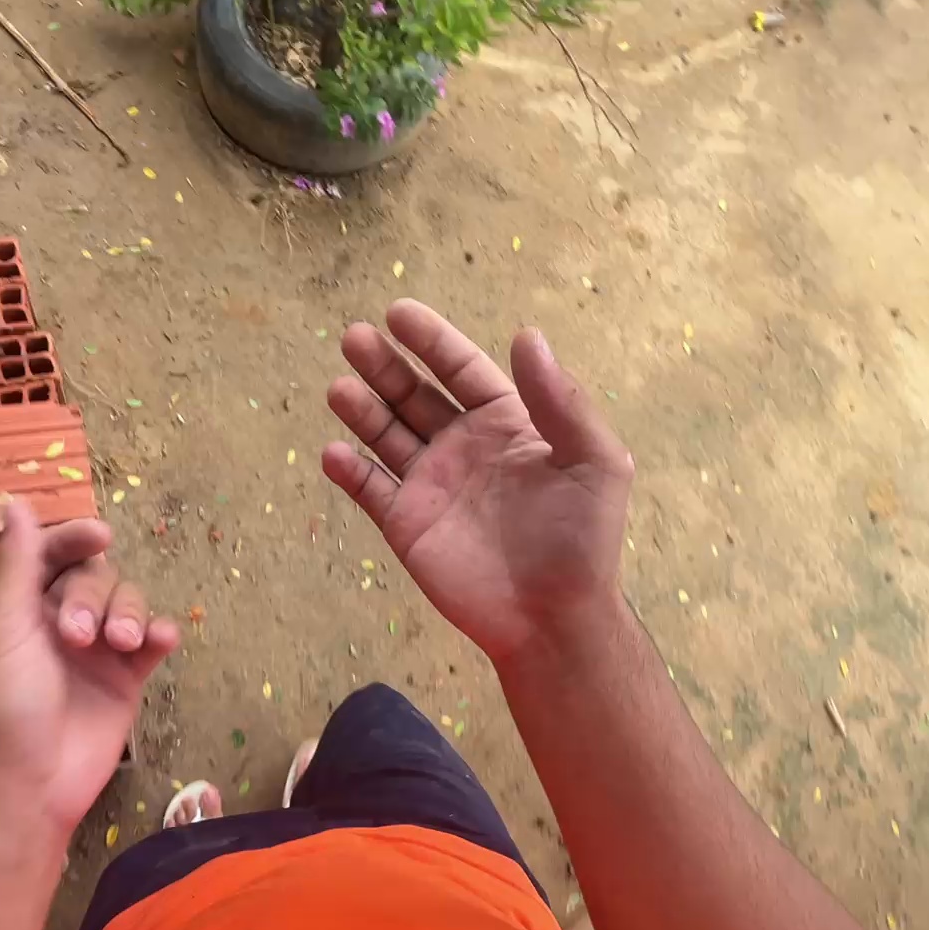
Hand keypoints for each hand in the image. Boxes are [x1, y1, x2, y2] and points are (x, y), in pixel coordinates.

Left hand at [0, 500, 180, 840]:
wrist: (26, 789)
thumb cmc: (0, 705)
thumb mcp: (1, 627)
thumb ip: (17, 563)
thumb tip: (13, 502)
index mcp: (18, 607)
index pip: (50, 553)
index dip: (73, 538)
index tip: (98, 537)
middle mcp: (59, 621)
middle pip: (95, 575)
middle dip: (94, 595)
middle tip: (79, 635)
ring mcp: (96, 649)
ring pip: (129, 601)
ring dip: (129, 612)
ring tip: (120, 644)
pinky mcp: (127, 676)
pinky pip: (152, 638)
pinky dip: (159, 632)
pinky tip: (160, 640)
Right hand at [322, 299, 633, 663]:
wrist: (552, 616)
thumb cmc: (580, 539)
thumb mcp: (593, 462)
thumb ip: (561, 401)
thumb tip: (526, 335)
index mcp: (505, 424)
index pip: (460, 369)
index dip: (431, 340)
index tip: (397, 313)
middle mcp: (461, 446)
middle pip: (413, 394)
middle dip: (384, 365)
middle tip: (355, 338)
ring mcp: (429, 484)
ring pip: (385, 434)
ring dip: (361, 409)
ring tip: (340, 388)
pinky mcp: (405, 523)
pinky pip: (370, 489)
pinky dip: (350, 471)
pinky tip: (335, 453)